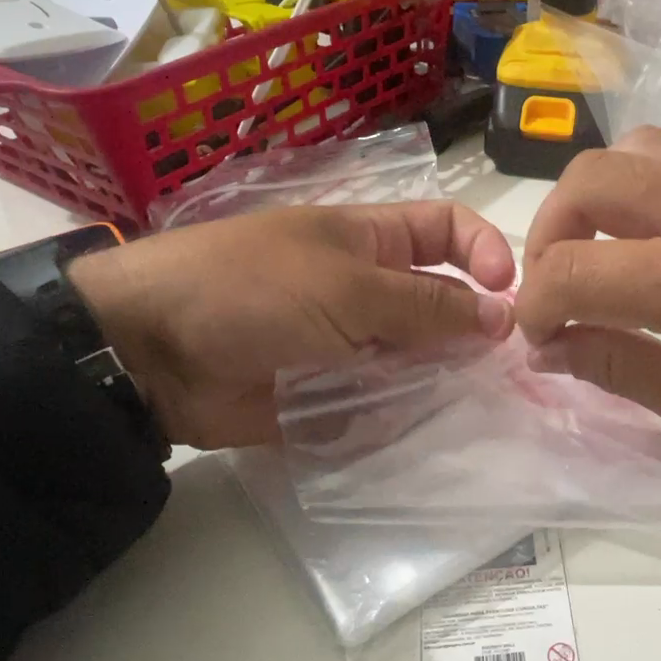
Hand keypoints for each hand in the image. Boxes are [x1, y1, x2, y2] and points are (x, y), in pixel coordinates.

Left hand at [68, 203, 515, 448]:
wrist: (152, 352)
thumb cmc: (253, 290)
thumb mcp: (348, 286)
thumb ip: (428, 304)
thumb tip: (502, 315)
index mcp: (371, 241)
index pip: (447, 231)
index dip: (484, 252)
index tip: (508, 295)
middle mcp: (368, 289)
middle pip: (441, 304)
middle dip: (470, 331)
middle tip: (500, 370)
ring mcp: (350, 343)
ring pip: (417, 360)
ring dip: (439, 379)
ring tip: (462, 402)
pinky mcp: (331, 393)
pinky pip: (382, 403)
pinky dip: (401, 416)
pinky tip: (419, 429)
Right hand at [515, 127, 660, 484]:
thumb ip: (614, 367)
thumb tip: (544, 348)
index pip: (572, 268)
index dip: (536, 305)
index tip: (542, 337)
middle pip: (594, 176)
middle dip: (550, 230)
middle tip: (559, 284)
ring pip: (641, 149)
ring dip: (600, 198)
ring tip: (606, 254)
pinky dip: (654, 197)